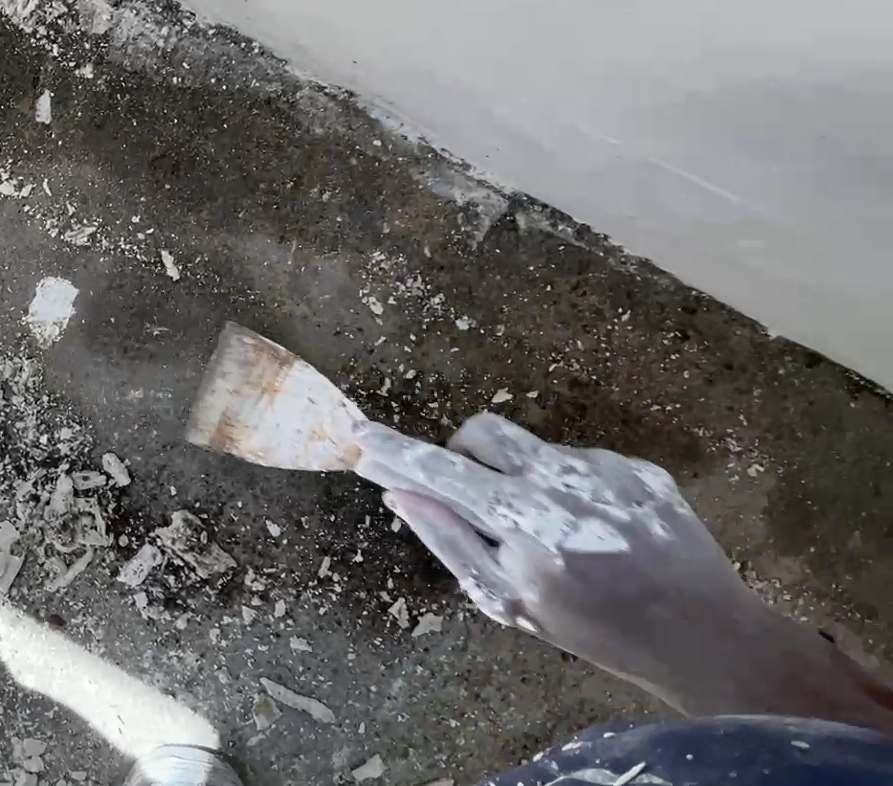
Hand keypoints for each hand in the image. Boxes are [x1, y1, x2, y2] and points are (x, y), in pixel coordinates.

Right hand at [353, 413, 784, 713]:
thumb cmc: (592, 628)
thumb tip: (396, 493)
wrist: (712, 640)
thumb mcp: (506, 599)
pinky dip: (563, 482)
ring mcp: (606, 469)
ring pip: (528, 443)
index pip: (438, 469)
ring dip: (515, 469)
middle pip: (481, 432)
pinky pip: (575, 458)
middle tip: (476, 495)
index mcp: (522, 519)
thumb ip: (447, 539)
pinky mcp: (639, 468)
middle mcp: (561, 481)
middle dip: (463, 453)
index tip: (358, 431)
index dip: (393, 449)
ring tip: (545, 518)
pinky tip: (589, 523)